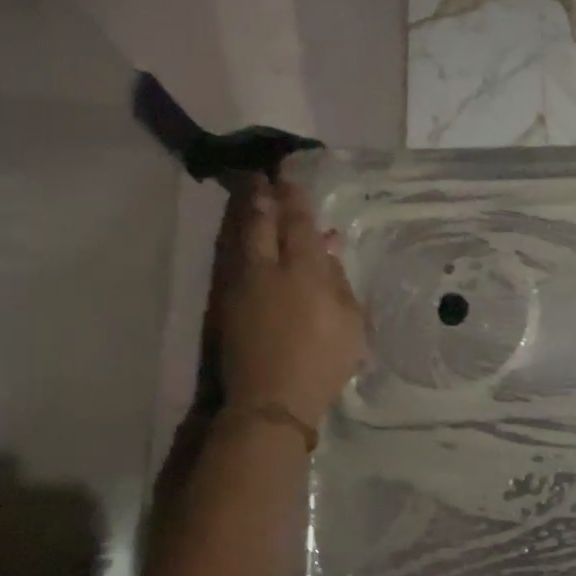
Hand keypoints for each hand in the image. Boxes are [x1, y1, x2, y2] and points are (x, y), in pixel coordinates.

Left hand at [216, 178, 364, 429]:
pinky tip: (245, 240)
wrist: (271, 399)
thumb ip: (338, 281)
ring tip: (248, 196)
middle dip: (261, 196)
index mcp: (303, 269)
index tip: (290, 176)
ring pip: (241, 238)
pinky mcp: (225, 304)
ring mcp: (241, 284)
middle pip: (261, 222)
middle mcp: (267, 268)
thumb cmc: (322, 361)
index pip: (297, 222)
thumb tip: (327, 250)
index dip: (294, 197)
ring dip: (244, 214)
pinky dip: (238, 242)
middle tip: (260, 175)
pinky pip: (233, 259)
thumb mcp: (350, 322)